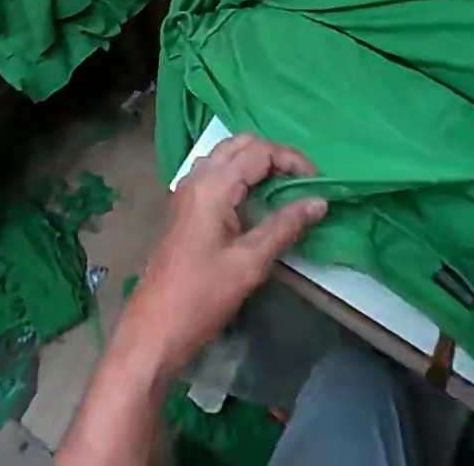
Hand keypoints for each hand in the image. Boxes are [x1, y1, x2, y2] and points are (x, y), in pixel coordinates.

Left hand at [113, 134, 327, 378]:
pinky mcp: (185, 204)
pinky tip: (256, 197)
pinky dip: (241, 172)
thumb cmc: (202, 297)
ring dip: (257, 160)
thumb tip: (319, 201)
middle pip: (242, 144)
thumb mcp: (250, 262)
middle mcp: (198, 177)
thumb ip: (285, 225)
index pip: (260, 152)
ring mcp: (188, 189)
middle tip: (303, 180)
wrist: (154, 329)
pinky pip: (217, 171)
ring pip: (228, 154)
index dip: (292, 159)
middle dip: (276, 155)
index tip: (318, 181)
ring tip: (285, 186)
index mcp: (213, 185)